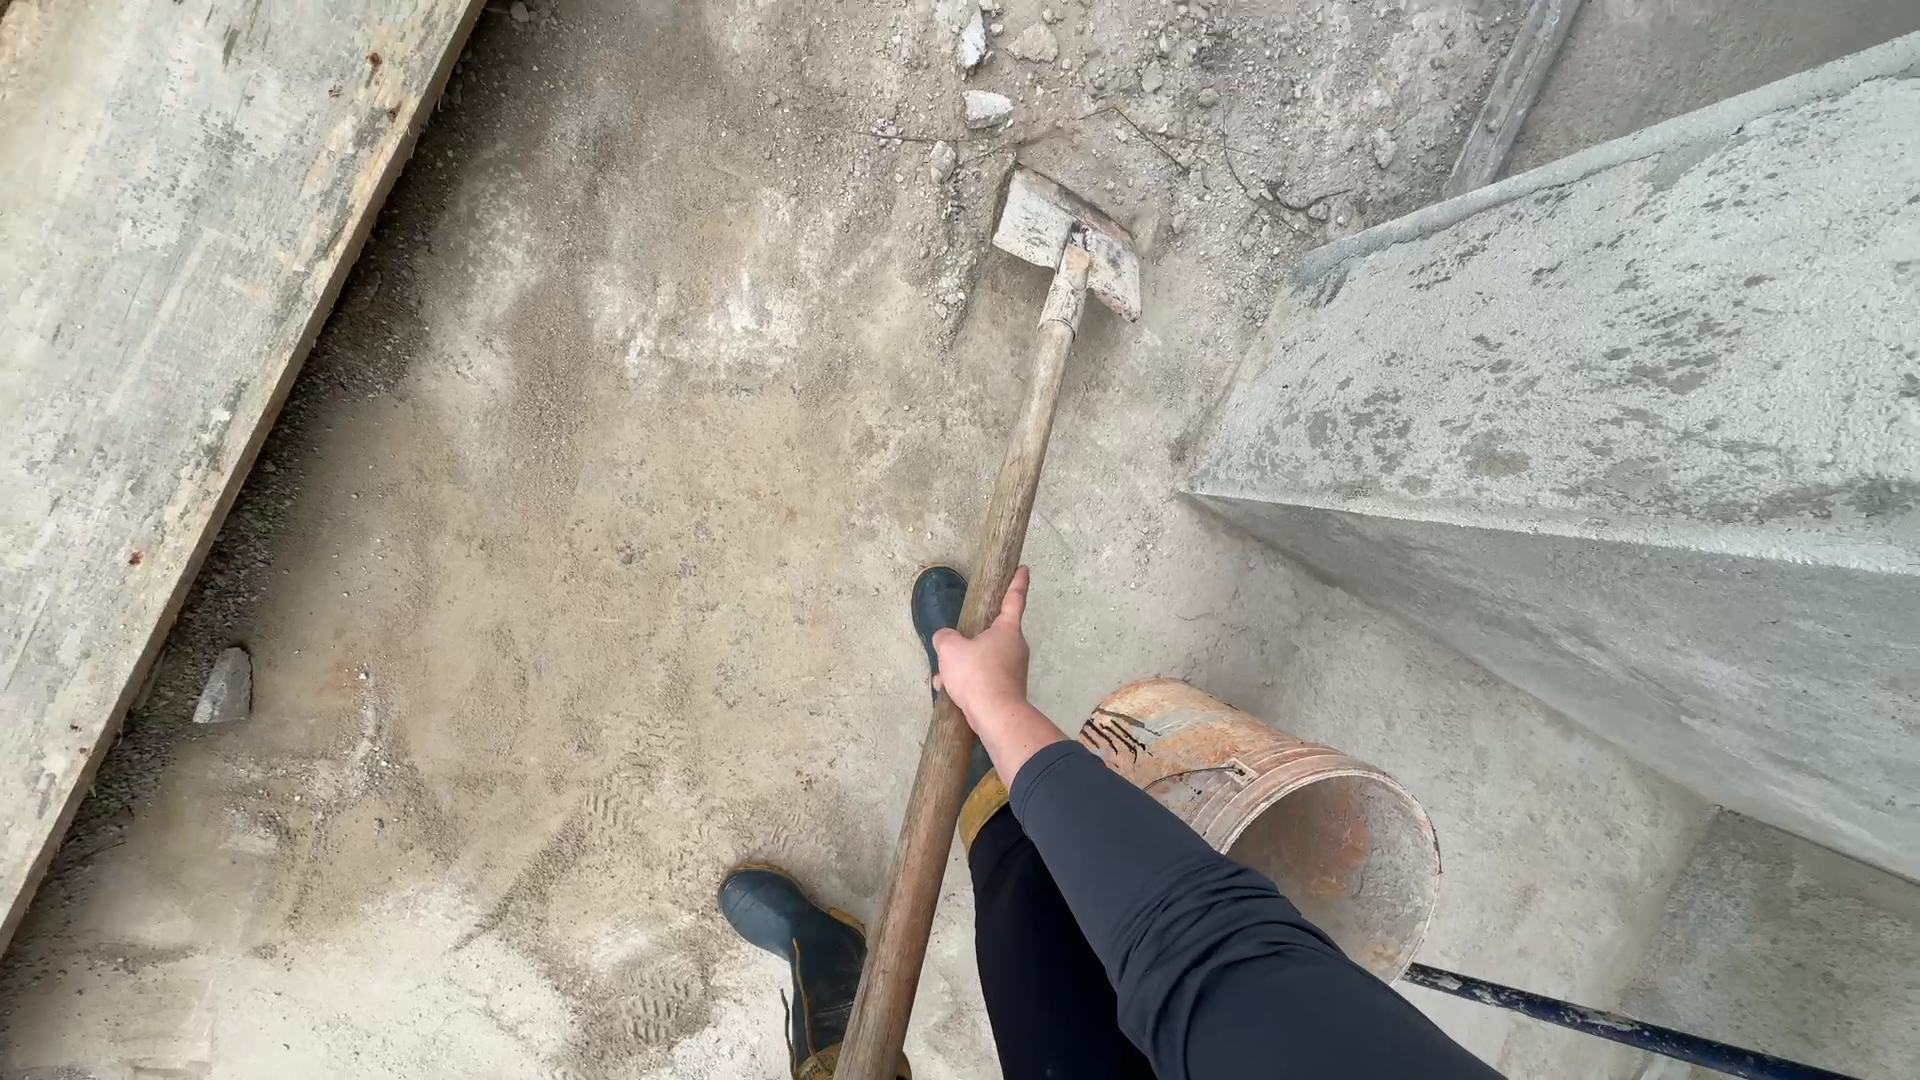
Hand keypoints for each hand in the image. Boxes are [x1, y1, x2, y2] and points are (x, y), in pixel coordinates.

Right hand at [931, 566, 1066, 784]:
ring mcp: (1014, 670)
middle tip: (952, 645)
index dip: (1017, 582)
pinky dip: (966, 683)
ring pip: (983, 660)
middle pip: (990, 634)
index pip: (1014, 599)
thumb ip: (944, 638)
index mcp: (1007, 630)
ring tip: (943, 678)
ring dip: (962, 666)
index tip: (1023, 569)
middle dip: (969, 640)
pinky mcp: (1008, 690)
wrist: (995, 716)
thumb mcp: (950, 649)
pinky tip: (949, 693)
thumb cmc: (977, 675)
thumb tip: (944, 639)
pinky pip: (983, 679)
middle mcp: (1015, 648)